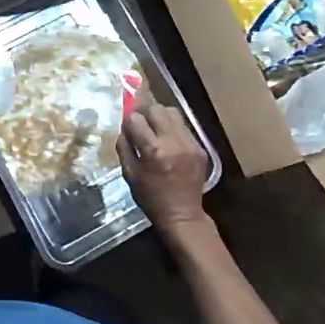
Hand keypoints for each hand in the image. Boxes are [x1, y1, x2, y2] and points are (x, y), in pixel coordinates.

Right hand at [118, 105, 211, 233]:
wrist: (182, 214)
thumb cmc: (150, 197)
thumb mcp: (129, 173)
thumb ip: (124, 146)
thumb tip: (125, 127)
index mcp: (153, 151)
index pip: (136, 118)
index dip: (129, 121)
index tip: (128, 128)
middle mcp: (174, 142)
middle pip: (157, 109)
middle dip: (145, 113)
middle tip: (141, 124)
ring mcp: (190, 144)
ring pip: (173, 113)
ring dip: (161, 117)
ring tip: (156, 130)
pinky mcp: (200, 148)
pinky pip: (184, 127)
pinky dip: (173, 128)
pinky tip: (168, 142)